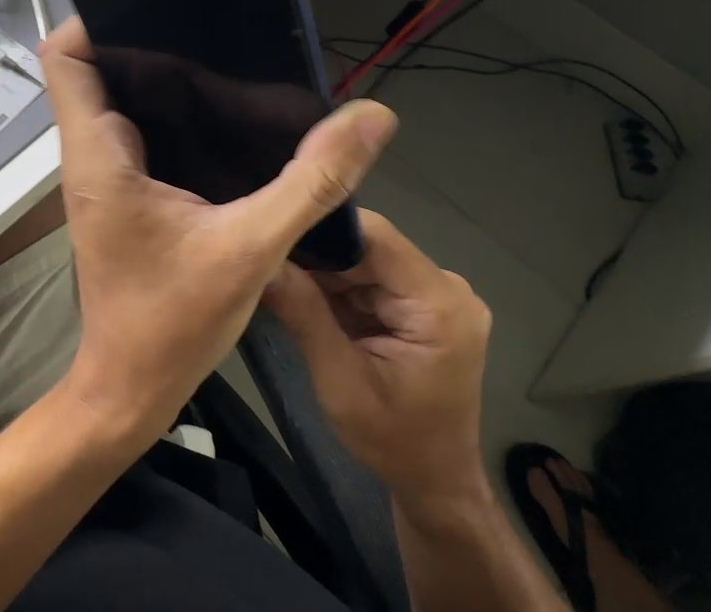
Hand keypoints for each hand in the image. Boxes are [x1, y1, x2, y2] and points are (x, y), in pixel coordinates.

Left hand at [42, 20, 397, 439]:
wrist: (131, 389)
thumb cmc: (171, 322)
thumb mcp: (253, 247)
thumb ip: (314, 181)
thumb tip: (373, 117)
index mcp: (98, 156)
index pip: (65, 59)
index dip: (95, 19)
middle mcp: (90, 158)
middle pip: (95, 72)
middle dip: (142, 39)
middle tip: (207, 19)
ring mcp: (103, 180)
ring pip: (116, 104)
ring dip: (158, 78)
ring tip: (221, 53)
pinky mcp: (122, 199)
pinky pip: (137, 136)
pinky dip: (169, 116)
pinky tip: (221, 115)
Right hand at [260, 209, 490, 493]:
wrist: (436, 482)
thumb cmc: (393, 440)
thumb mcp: (340, 380)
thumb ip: (304, 313)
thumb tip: (262, 260)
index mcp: (439, 304)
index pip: (376, 237)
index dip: (324, 228)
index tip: (274, 229)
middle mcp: (447, 288)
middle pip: (371, 248)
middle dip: (319, 257)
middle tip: (267, 259)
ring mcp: (439, 296)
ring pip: (368, 262)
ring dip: (327, 275)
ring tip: (278, 276)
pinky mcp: (427, 307)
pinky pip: (376, 282)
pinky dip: (342, 291)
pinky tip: (307, 296)